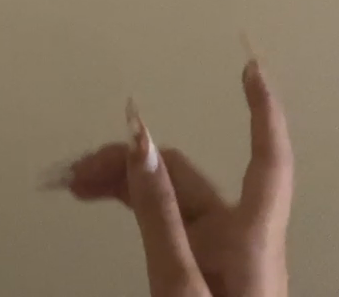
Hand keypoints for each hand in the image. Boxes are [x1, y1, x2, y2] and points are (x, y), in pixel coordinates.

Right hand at [53, 61, 294, 296]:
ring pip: (167, 190)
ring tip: (72, 183)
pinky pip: (163, 215)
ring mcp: (221, 252)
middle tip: (73, 170)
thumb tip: (140, 138)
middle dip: (127, 158)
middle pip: (184, 172)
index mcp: (249, 239)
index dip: (261, 110)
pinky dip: (128, 200)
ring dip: (118, 179)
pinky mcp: (204, 265)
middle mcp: (239, 237)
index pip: (266, 159)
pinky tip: (99, 197)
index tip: (251, 64)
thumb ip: (157, 212)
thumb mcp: (178, 287)